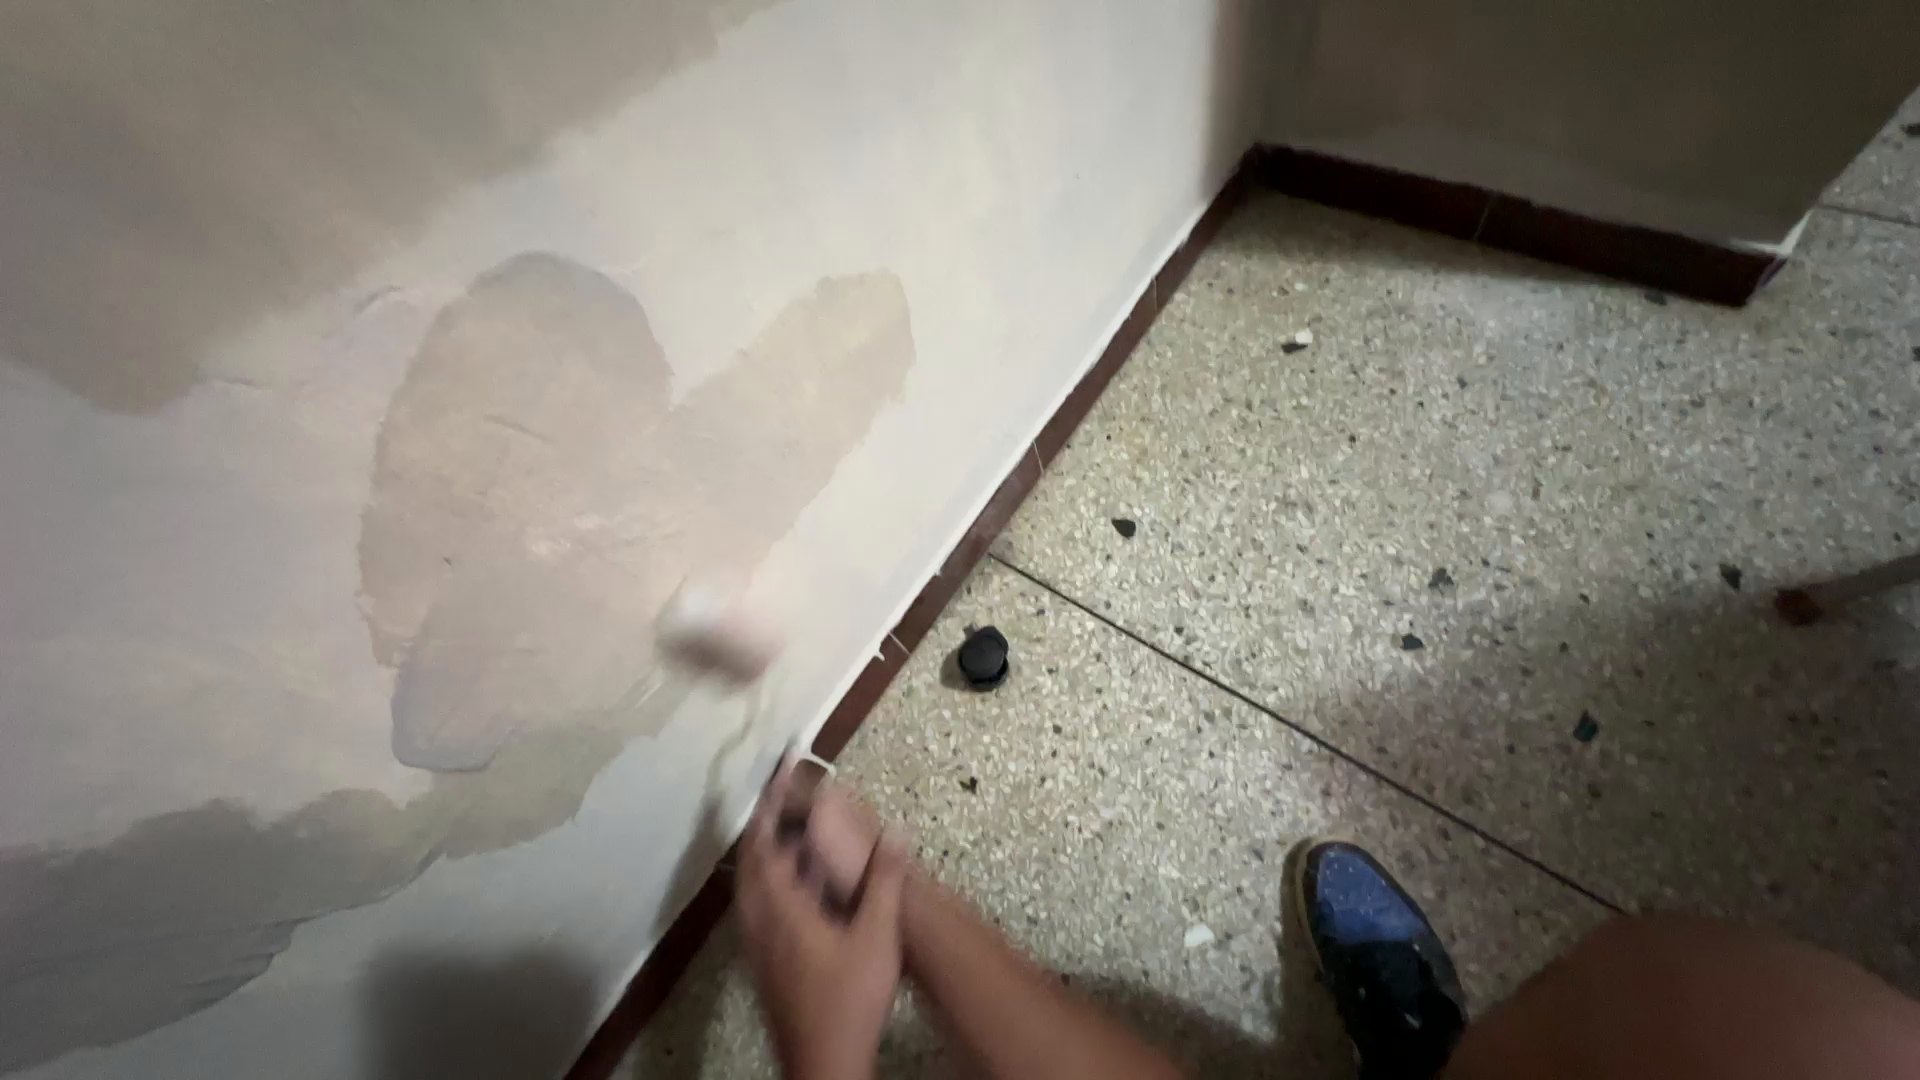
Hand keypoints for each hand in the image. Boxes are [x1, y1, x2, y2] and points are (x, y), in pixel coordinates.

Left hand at [737, 763, 907, 1079]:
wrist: (825, 1064)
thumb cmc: (850, 997)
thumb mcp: (877, 936)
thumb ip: (886, 881)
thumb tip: (898, 831)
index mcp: (781, 909)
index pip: (765, 843)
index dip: (770, 803)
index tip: (781, 770)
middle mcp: (761, 921)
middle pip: (750, 860)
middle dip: (764, 822)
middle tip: (785, 794)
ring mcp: (759, 945)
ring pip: (752, 885)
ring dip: (767, 852)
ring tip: (793, 830)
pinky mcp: (765, 962)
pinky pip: (759, 905)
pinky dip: (773, 879)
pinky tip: (801, 884)